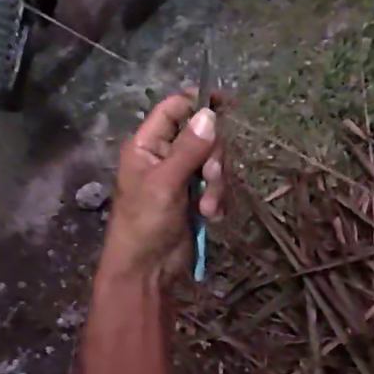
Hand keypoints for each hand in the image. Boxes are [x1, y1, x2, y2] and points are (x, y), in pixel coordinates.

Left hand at [99, 92, 224, 284]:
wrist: (146, 271)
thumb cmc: (145, 224)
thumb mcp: (165, 183)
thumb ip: (189, 149)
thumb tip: (210, 114)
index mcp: (147, 145)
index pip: (174, 109)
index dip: (199, 102)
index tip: (228, 104)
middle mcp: (164, 156)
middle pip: (202, 136)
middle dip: (213, 159)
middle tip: (209, 179)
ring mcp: (181, 178)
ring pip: (213, 163)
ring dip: (217, 185)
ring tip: (207, 209)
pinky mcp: (195, 199)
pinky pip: (217, 187)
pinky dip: (218, 201)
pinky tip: (211, 218)